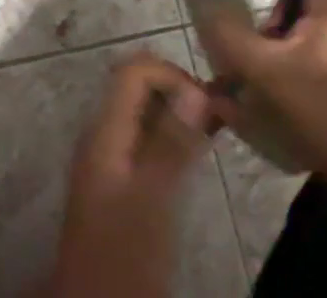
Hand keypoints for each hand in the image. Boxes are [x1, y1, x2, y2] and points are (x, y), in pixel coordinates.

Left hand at [46, 55, 211, 297]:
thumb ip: (172, 142)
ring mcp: (111, 159)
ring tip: (220, 128)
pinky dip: (175, 136)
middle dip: (181, 90)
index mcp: (104, 132)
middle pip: (140, 87)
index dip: (173, 76)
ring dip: (182, 112)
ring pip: (147, 113)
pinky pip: (149, 140)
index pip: (134, 70)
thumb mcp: (152, 198)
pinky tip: (201, 150)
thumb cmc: (123, 256)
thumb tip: (197, 89)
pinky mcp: (123, 182)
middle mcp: (104, 136)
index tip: (209, 104)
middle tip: (223, 115)